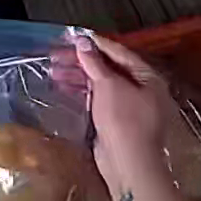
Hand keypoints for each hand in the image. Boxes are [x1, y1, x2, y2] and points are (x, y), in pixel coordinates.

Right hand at [71, 32, 177, 191]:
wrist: (128, 165)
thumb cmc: (123, 119)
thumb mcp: (108, 85)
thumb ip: (94, 62)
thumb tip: (82, 41)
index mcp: (147, 78)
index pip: (119, 53)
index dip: (96, 43)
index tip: (74, 35)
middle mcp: (141, 90)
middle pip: (108, 68)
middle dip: (81, 61)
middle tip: (57, 53)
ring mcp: (128, 107)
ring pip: (100, 84)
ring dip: (77, 75)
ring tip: (53, 70)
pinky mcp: (115, 120)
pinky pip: (97, 99)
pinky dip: (81, 91)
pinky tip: (62, 85)